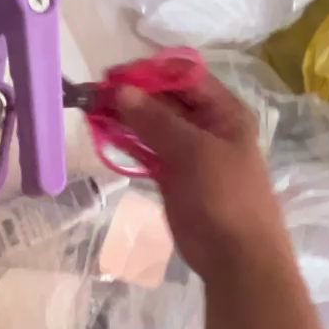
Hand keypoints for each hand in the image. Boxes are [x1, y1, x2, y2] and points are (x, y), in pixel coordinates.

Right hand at [111, 77, 289, 274]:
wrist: (235, 255)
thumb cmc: (225, 197)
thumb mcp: (194, 151)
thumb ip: (156, 120)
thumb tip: (120, 92)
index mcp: (223, 111)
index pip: (183, 77)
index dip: (148, 73)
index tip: (112, 77)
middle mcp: (206, 125)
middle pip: (164, 100)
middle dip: (131, 96)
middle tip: (94, 99)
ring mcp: (187, 151)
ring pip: (151, 125)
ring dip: (124, 119)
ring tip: (93, 116)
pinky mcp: (171, 175)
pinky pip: (146, 150)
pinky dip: (127, 143)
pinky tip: (105, 138)